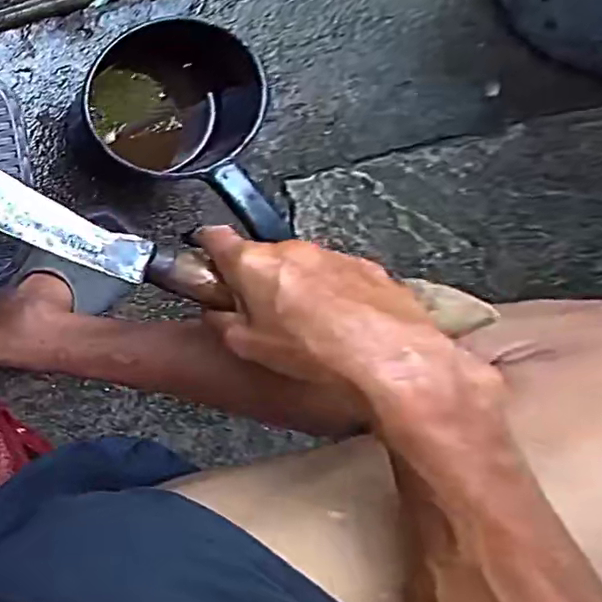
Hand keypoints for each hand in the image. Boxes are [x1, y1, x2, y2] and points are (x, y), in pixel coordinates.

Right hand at [194, 226, 483, 405]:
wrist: (397, 365)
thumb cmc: (320, 353)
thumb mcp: (243, 345)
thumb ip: (220, 320)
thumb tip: (218, 314)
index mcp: (253, 263)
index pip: (215, 236)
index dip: (205, 245)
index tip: (205, 255)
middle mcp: (293, 252)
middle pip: (260, 255)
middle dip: (254, 277)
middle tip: (254, 309)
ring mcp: (335, 258)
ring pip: (300, 265)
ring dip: (294, 286)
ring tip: (301, 324)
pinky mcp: (371, 271)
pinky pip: (337, 277)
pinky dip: (330, 294)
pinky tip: (335, 325)